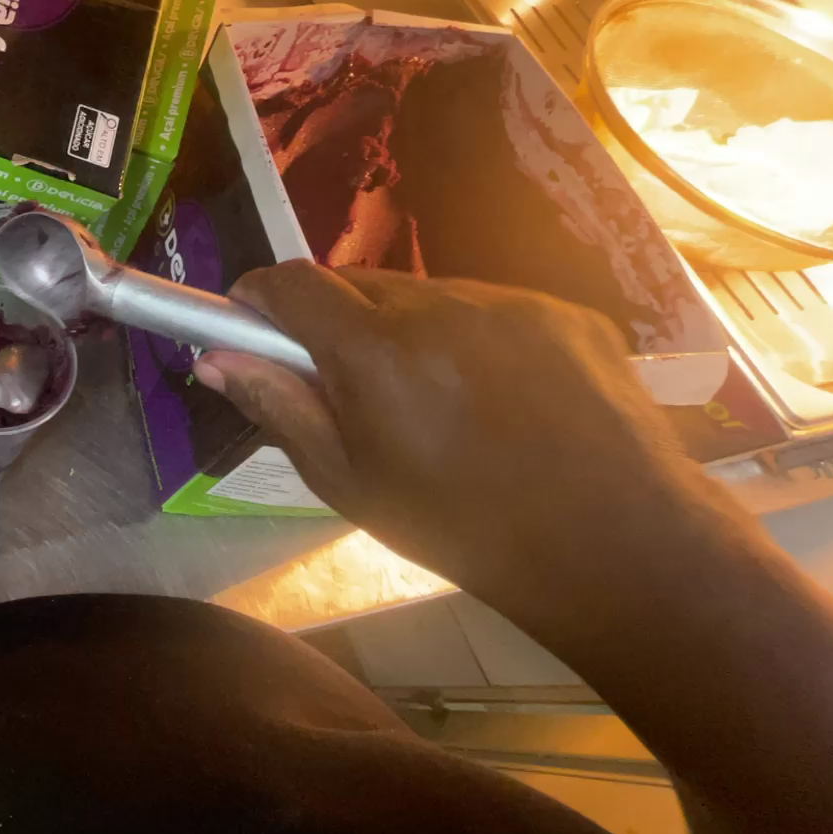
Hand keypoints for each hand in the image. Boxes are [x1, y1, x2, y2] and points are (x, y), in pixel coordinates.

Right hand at [193, 261, 706, 590]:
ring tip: (419, 393)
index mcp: (375, 349)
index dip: (256, 294)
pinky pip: (479, 304)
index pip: (290, 282)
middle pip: (350, 282)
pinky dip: (456, 332)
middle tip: (333, 377)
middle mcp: (438, 305)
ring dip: (391, 324)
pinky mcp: (562, 312)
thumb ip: (273, 404)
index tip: (245, 320)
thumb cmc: (454, 523)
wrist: (621, 551)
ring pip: (415, 293)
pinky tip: (484, 391)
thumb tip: (211, 359)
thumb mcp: (342, 476)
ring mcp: (508, 303)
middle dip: (323, 316)